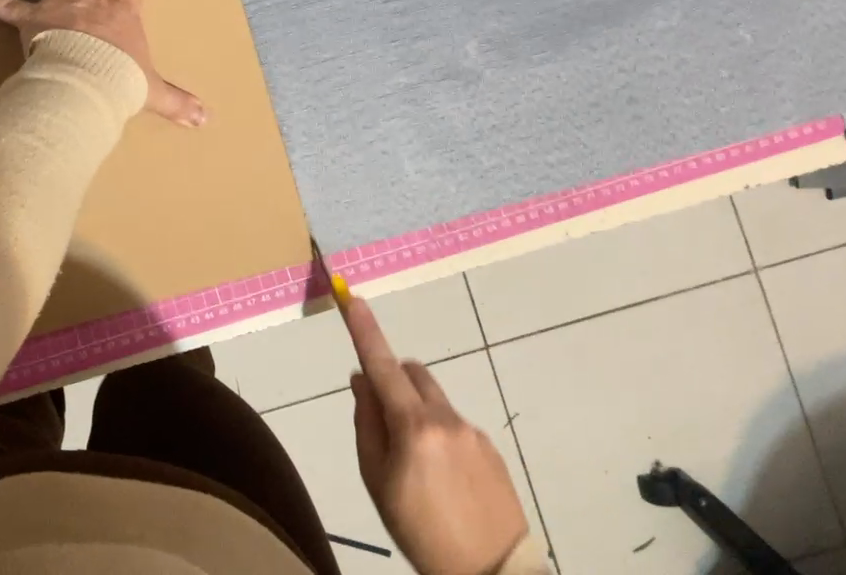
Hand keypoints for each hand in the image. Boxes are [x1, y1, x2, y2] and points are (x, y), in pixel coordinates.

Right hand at [346, 296, 528, 574]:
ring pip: (433, 401)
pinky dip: (439, 435)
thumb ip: (366, 423)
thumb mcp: (377, 480)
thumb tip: (362, 381)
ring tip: (416, 465)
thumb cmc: (419, 530)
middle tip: (380, 416)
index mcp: (413, 426)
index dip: (364, 330)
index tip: (353, 298)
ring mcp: (474, 433)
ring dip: (416, 411)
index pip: (381, 365)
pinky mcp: (492, 450)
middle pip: (412, 373)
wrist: (492, 574)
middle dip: (392, 378)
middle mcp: (447, 418)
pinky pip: (455, 426)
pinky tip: (443, 479)